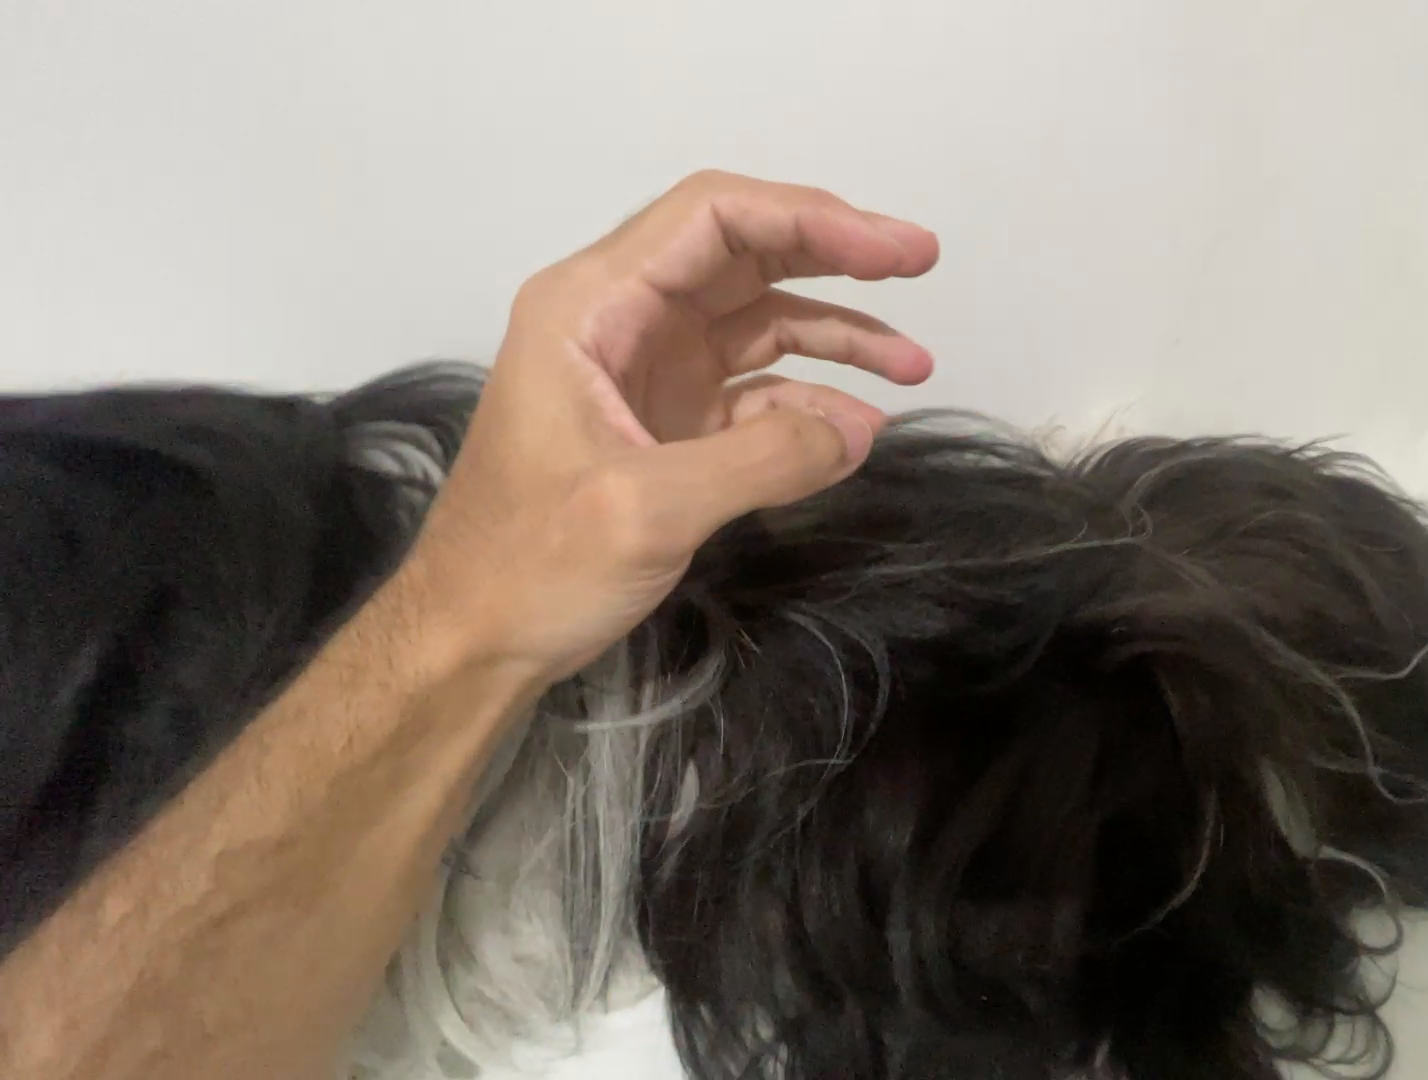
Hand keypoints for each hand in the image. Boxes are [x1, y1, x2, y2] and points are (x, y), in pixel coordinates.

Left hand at [403, 170, 938, 683]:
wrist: (480, 638)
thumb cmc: (533, 566)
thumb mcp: (647, 509)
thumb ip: (763, 460)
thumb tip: (862, 429)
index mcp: (597, 307)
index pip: (715, 221)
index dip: (811, 220)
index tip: (891, 252)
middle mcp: (629, 323)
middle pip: (748, 260)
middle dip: (838, 260)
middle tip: (920, 262)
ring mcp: (657, 375)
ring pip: (763, 327)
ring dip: (839, 339)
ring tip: (915, 366)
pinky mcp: (678, 427)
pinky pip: (761, 398)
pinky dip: (813, 408)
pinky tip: (859, 431)